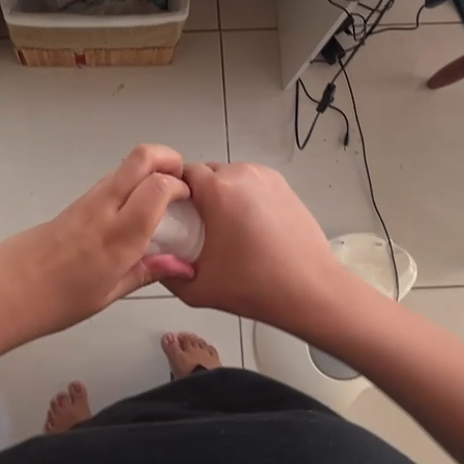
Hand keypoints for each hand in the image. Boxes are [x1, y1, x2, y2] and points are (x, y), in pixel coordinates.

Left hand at [0, 145, 193, 351]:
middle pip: (141, 158)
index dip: (181, 186)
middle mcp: (104, 210)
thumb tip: (181, 267)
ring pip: (124, 166)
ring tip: (159, 196)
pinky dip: (128, 184)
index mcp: (119, 237)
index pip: (159, 187)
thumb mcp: (109, 294)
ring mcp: (85, 203)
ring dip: (147, 170)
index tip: (189, 201)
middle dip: (168, 158)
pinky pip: (108, 183)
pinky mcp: (72, 204)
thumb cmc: (56, 302)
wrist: (3, 293)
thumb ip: (146, 272)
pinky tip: (131, 210)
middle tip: (180, 178)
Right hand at [163, 162, 357, 339]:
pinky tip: (247, 227)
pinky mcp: (284, 186)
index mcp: (219, 191)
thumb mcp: (195, 287)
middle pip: (206, 172)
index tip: (172, 217)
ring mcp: (267, 178)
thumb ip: (164, 270)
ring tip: (224, 228)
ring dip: (221, 194)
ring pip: (230, 176)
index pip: (181, 173)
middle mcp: (243, 174)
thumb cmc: (255, 287)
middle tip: (196, 227)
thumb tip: (152, 257)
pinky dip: (243, 197)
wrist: (310, 291)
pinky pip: (251, 183)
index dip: (171, 193)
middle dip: (197, 194)